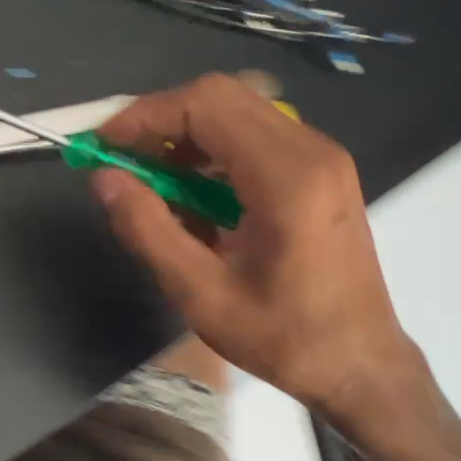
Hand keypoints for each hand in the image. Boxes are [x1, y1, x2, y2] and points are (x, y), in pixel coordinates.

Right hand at [89, 73, 412, 408]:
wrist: (359, 364)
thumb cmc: (281, 336)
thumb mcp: (199, 292)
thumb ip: (147, 228)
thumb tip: (103, 178)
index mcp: (286, 177)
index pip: (206, 105)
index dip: (144, 115)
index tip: (101, 145)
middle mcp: (310, 151)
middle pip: (221, 96)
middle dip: (159, 120)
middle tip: (120, 160)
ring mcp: (320, 158)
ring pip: (237, 111)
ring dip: (183, 135)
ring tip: (148, 181)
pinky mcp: (319, 172)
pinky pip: (253, 135)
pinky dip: (209, 150)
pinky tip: (189, 194)